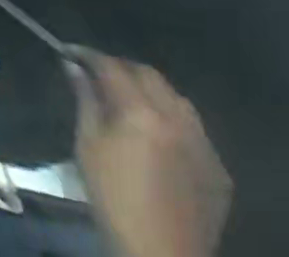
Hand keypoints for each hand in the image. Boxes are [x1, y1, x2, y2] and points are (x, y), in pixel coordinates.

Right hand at [70, 51, 230, 256]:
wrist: (161, 250)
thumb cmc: (112, 193)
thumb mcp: (87, 143)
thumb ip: (85, 100)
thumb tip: (73, 67)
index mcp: (142, 113)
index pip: (114, 68)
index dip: (89, 55)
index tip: (69, 52)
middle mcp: (179, 121)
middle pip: (150, 76)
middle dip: (121, 67)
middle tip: (95, 72)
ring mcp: (205, 145)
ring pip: (177, 99)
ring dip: (150, 90)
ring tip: (126, 99)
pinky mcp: (219, 168)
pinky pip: (194, 128)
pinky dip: (170, 118)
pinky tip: (155, 134)